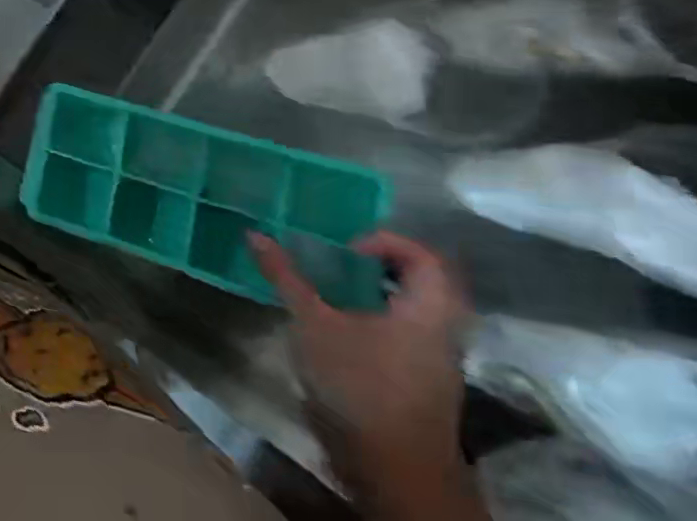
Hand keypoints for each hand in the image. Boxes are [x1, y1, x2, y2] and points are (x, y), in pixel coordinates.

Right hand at [250, 231, 484, 519]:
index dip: (387, 241)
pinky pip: (403, 326)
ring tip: (327, 281)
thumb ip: (285, 276)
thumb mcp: (311, 322)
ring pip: (413, 305)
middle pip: (423, 279)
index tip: (344, 247)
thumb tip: (255, 233)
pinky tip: (334, 317)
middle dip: (379, 260)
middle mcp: (441, 330)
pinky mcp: (418, 374)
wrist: (390, 462)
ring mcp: (433, 356)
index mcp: (428, 312)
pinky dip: (372, 310)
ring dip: (374, 286)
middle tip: (334, 255)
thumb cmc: (356, 382)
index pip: (427, 258)